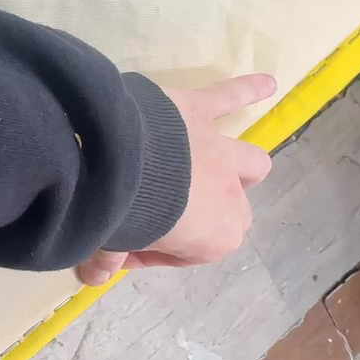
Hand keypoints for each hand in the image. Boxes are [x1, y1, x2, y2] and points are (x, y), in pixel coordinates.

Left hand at [74, 74, 276, 285]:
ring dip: (239, 164)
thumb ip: (105, 260)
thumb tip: (91, 277)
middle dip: (204, 213)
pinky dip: (248, 89)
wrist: (119, 161)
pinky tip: (267, 82)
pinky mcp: (197, 110)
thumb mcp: (111, 246)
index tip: (123, 245)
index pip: (190, 251)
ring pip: (250, 161)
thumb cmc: (124, 213)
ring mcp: (218, 148)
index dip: (156, 250)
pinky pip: (229, 95)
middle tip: (162, 211)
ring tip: (234, 161)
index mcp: (217, 237)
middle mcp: (231, 193)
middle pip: (230, 209)